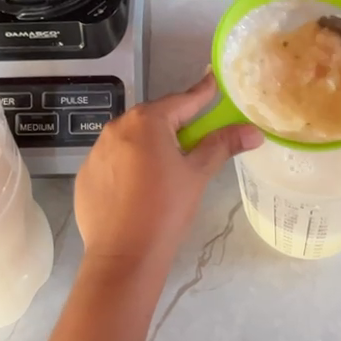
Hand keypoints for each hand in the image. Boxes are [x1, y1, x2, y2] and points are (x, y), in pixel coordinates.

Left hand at [73, 75, 262, 277]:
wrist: (123, 258)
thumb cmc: (165, 210)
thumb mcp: (197, 175)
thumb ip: (222, 146)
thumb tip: (254, 131)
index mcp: (147, 121)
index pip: (182, 101)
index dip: (201, 94)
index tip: (213, 82)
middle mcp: (117, 127)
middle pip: (154, 119)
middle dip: (174, 125)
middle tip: (193, 139)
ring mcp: (97, 151)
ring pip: (131, 139)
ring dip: (148, 146)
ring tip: (164, 170)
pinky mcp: (85, 175)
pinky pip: (112, 161)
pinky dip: (127, 166)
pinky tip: (138, 189)